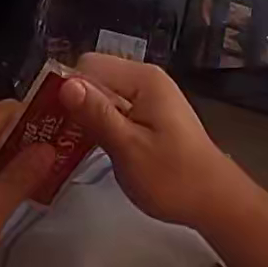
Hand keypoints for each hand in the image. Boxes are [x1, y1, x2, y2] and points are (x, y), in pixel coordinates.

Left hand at [0, 100, 56, 266]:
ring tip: (59, 165)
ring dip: (23, 155)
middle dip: (35, 136)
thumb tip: (52, 146)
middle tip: (70, 149)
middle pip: (3, 125)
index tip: (69, 128)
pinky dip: (7, 170)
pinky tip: (30, 185)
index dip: (40, 115)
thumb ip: (22, 175)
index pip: (8, 110)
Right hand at [59, 54, 256, 230]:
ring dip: (86, 115)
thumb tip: (65, 84)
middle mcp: (145, 79)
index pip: (89, 65)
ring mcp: (149, 96)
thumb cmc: (173, 177)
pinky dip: (101, 123)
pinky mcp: (149, 114)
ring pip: (103, 94)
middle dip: (75, 101)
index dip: (68, 88)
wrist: (215, 201)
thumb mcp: (129, 148)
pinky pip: (115, 108)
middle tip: (56, 135)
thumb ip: (97, 114)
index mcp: (142, 79)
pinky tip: (89, 146)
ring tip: (66, 143)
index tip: (51, 119)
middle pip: (95, 76)